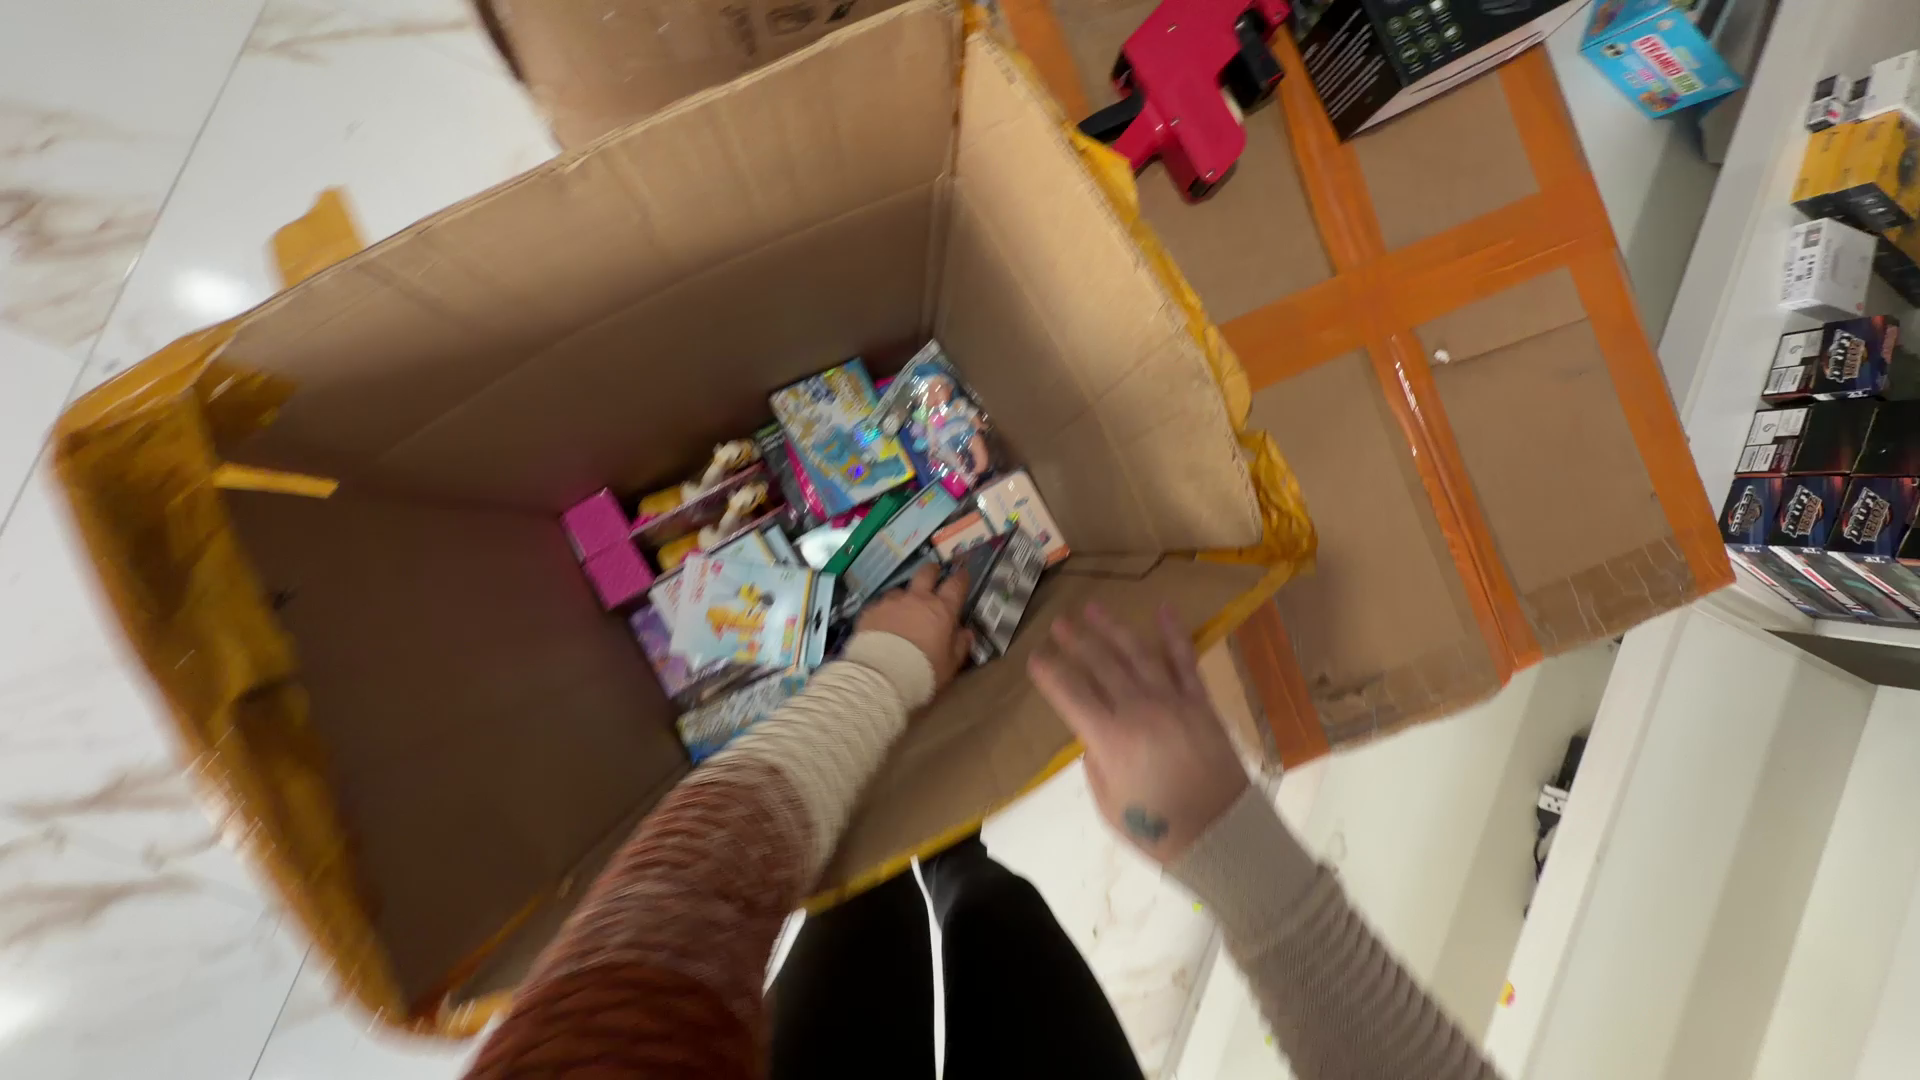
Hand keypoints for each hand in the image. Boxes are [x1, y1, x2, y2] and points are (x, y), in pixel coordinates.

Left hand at [856, 563, 972, 689]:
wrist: (882, 676)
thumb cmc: (923, 671)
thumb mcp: (950, 664)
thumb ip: (960, 645)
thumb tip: (966, 633)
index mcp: (941, 610)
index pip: (956, 584)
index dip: (961, 577)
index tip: (962, 574)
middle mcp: (917, 599)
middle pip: (926, 572)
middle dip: (932, 571)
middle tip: (933, 574)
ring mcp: (892, 602)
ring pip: (901, 590)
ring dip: (904, 597)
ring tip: (902, 611)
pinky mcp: (871, 610)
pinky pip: (881, 605)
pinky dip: (885, 611)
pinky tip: (882, 625)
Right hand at [1028, 604, 1246, 863]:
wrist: (1222, 836)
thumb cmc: (1158, 829)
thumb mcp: (1108, 803)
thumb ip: (1095, 761)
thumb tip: (1094, 732)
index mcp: (1110, 739)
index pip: (1070, 694)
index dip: (1049, 674)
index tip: (1035, 657)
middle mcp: (1137, 711)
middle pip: (1099, 666)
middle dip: (1075, 641)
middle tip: (1058, 623)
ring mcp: (1171, 702)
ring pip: (1136, 654)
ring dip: (1111, 628)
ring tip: (1092, 608)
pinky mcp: (1199, 702)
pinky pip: (1184, 661)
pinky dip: (1173, 634)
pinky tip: (1162, 610)